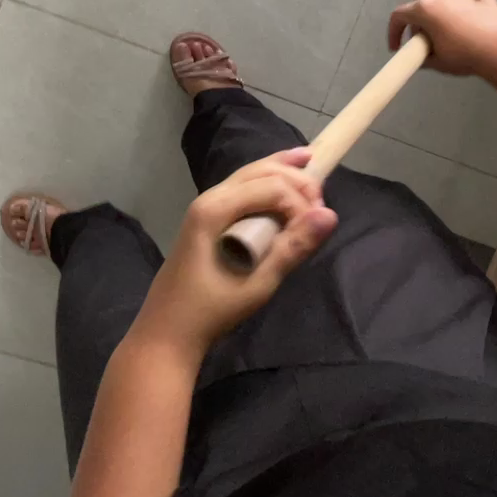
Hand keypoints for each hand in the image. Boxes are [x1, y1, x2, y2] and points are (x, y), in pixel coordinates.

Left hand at [129, 148, 337, 357]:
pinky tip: (281, 183)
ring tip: (309, 164)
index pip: (271, 186)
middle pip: (259, 171)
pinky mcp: (207, 217)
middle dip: (293, 177)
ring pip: (249, 175)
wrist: (166, 332)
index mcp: (215, 209)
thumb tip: (329, 215)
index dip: (300, 200)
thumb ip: (293, 248)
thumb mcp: (258, 283)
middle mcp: (209, 198)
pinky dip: (265, 184)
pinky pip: (242, 189)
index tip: (315, 230)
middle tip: (322, 198)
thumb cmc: (211, 311)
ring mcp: (205, 206)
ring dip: (280, 173)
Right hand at [388, 0, 496, 75]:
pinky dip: (467, 10)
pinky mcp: (486, 0)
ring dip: (441, 19)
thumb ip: (423, 58)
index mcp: (425, 10)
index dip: (393, 32)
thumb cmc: (463, 56)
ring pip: (445, 5)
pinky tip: (472, 23)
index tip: (397, 48)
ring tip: (449, 39)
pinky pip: (471, 1)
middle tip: (424, 47)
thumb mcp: (436, 63)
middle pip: (422, 9)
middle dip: (419, 27)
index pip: (399, 15)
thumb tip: (421, 58)